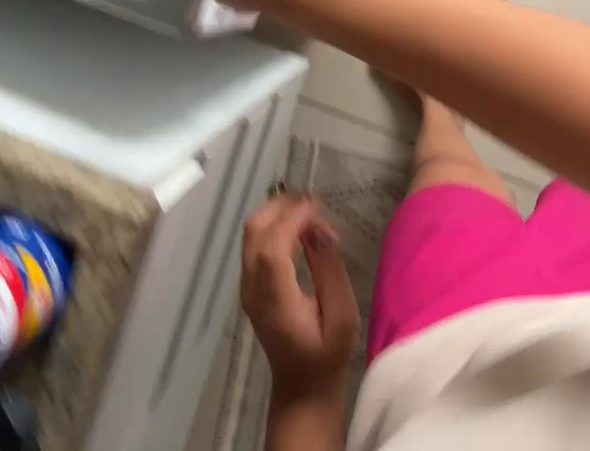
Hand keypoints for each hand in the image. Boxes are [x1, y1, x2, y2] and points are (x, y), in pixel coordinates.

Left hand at [240, 195, 359, 401]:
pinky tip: (298, 227)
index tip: (319, 207)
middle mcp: (252, 289)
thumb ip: (330, 271)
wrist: (301, 386)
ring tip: (310, 212)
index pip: (271, 250)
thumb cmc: (327, 354)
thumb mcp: (343, 316)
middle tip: (315, 203)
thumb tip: (319, 231)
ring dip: (277, 213)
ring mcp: (246, 286)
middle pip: (254, 231)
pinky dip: (274, 225)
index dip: (292, 220)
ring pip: (251, 232)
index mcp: (275, 302)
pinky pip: (254, 242)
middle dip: (281, 207)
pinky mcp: (248, 283)